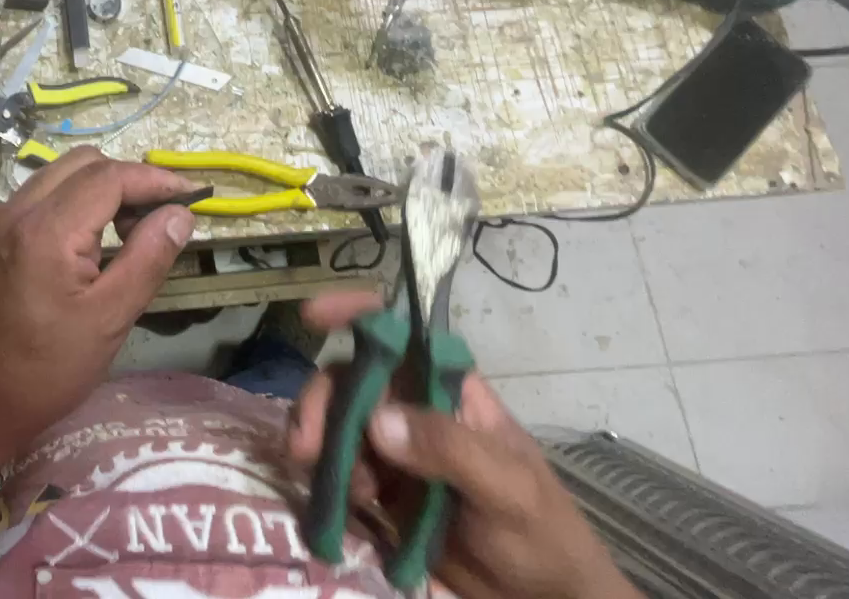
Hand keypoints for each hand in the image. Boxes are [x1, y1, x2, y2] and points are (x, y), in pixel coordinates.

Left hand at [0, 148, 202, 477]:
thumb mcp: (110, 319)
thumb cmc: (47, 370)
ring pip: (62, 173)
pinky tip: (96, 237)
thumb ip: (148, 257)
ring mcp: (1, 219)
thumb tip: (179, 213)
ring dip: (102, 187)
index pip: (109, 177)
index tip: (193, 195)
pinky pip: (43, 194)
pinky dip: (77, 200)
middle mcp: (17, 210)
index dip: (155, 179)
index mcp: (45, 230)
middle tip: (161, 216)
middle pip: (84, 163)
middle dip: (129, 179)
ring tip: (133, 228)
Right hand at [288, 291, 641, 598]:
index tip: (312, 317)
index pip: (400, 333)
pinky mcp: (378, 485)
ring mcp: (392, 447)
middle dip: (321, 403)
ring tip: (326, 485)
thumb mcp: (508, 488)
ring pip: (335, 421)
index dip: (355, 313)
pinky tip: (336, 504)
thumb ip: (448, 448)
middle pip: (351, 379)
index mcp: (448, 388)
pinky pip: (336, 465)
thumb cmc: (542, 535)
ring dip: (319, 445)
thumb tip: (377, 421)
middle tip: (305, 446)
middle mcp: (413, 406)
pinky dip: (324, 478)